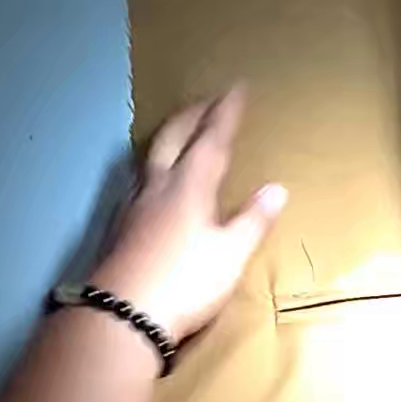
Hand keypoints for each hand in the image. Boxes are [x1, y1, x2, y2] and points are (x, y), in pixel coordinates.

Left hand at [90, 88, 287, 342]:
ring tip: (179, 134)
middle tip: (208, 103)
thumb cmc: (187, 283)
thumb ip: (252, 221)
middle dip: (194, 116)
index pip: (211, 140)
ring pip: (152, 157)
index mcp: (190, 186)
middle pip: (175, 138)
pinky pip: (141, 181)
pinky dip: (154, 168)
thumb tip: (277, 190)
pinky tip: (155, 183)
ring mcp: (136, 204)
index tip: (237, 89)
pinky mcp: (124, 226)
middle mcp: (159, 185)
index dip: (225, 114)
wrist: (128, 312)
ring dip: (169, 138)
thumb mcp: (231, 255)